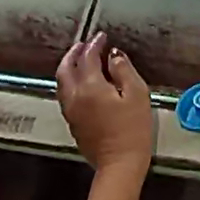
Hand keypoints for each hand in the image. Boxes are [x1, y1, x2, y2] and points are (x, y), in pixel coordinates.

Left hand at [55, 32, 152, 181]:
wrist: (119, 163)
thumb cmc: (133, 128)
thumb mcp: (137, 95)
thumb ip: (124, 71)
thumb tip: (114, 55)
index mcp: (90, 87)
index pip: (88, 58)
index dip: (95, 45)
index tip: (102, 36)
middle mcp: (74, 96)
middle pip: (66, 68)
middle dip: (74, 53)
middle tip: (85, 44)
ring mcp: (70, 111)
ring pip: (62, 82)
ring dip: (69, 67)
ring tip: (80, 59)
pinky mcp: (73, 122)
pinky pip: (66, 94)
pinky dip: (71, 80)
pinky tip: (82, 82)